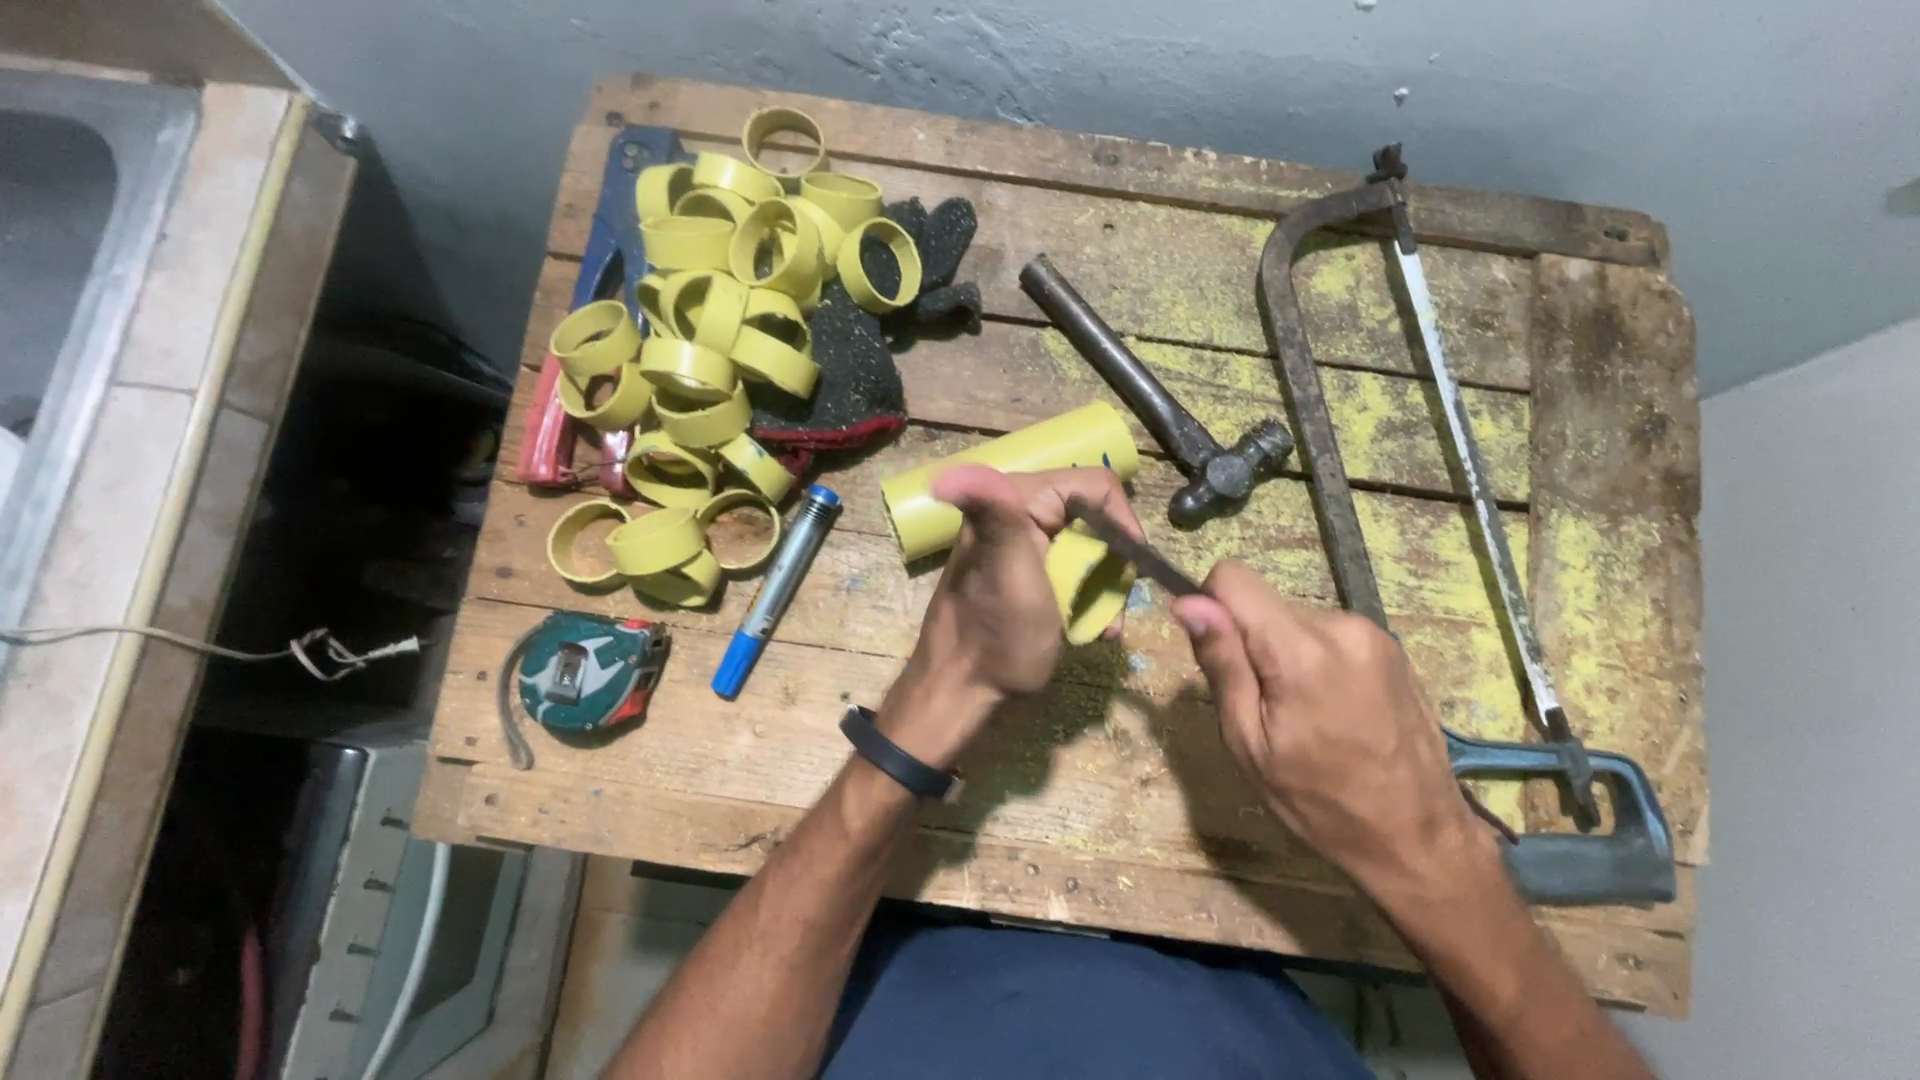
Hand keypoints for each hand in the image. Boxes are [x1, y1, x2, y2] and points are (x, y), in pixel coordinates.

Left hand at [880, 465, 1142, 768]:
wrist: (966, 689)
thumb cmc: (996, 634)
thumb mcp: (1008, 572)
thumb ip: (995, 514)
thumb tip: (947, 474)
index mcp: (1017, 498)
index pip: (1096, 485)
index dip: (1122, 522)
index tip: (1131, 569)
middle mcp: (1018, 510)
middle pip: (1098, 517)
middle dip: (1115, 563)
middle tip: (1114, 606)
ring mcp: (1024, 542)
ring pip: (1093, 548)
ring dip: (1107, 587)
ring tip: (1104, 625)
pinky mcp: (1029, 571)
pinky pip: (1077, 571)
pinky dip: (1091, 599)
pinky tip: (1093, 630)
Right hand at [1170, 560, 1495, 900]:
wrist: (1417, 837)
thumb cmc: (1318, 800)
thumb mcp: (1249, 742)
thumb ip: (1221, 663)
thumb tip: (1187, 603)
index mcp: (1301, 649)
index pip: (1233, 577)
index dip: (1210, 607)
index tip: (1217, 655)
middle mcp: (1341, 625)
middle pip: (1264, 604)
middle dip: (1251, 643)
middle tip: (1265, 708)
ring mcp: (1373, 634)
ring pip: (1294, 620)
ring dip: (1284, 654)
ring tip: (1302, 715)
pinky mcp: (1391, 647)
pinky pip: (1328, 634)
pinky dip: (1315, 660)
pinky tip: (1332, 710)